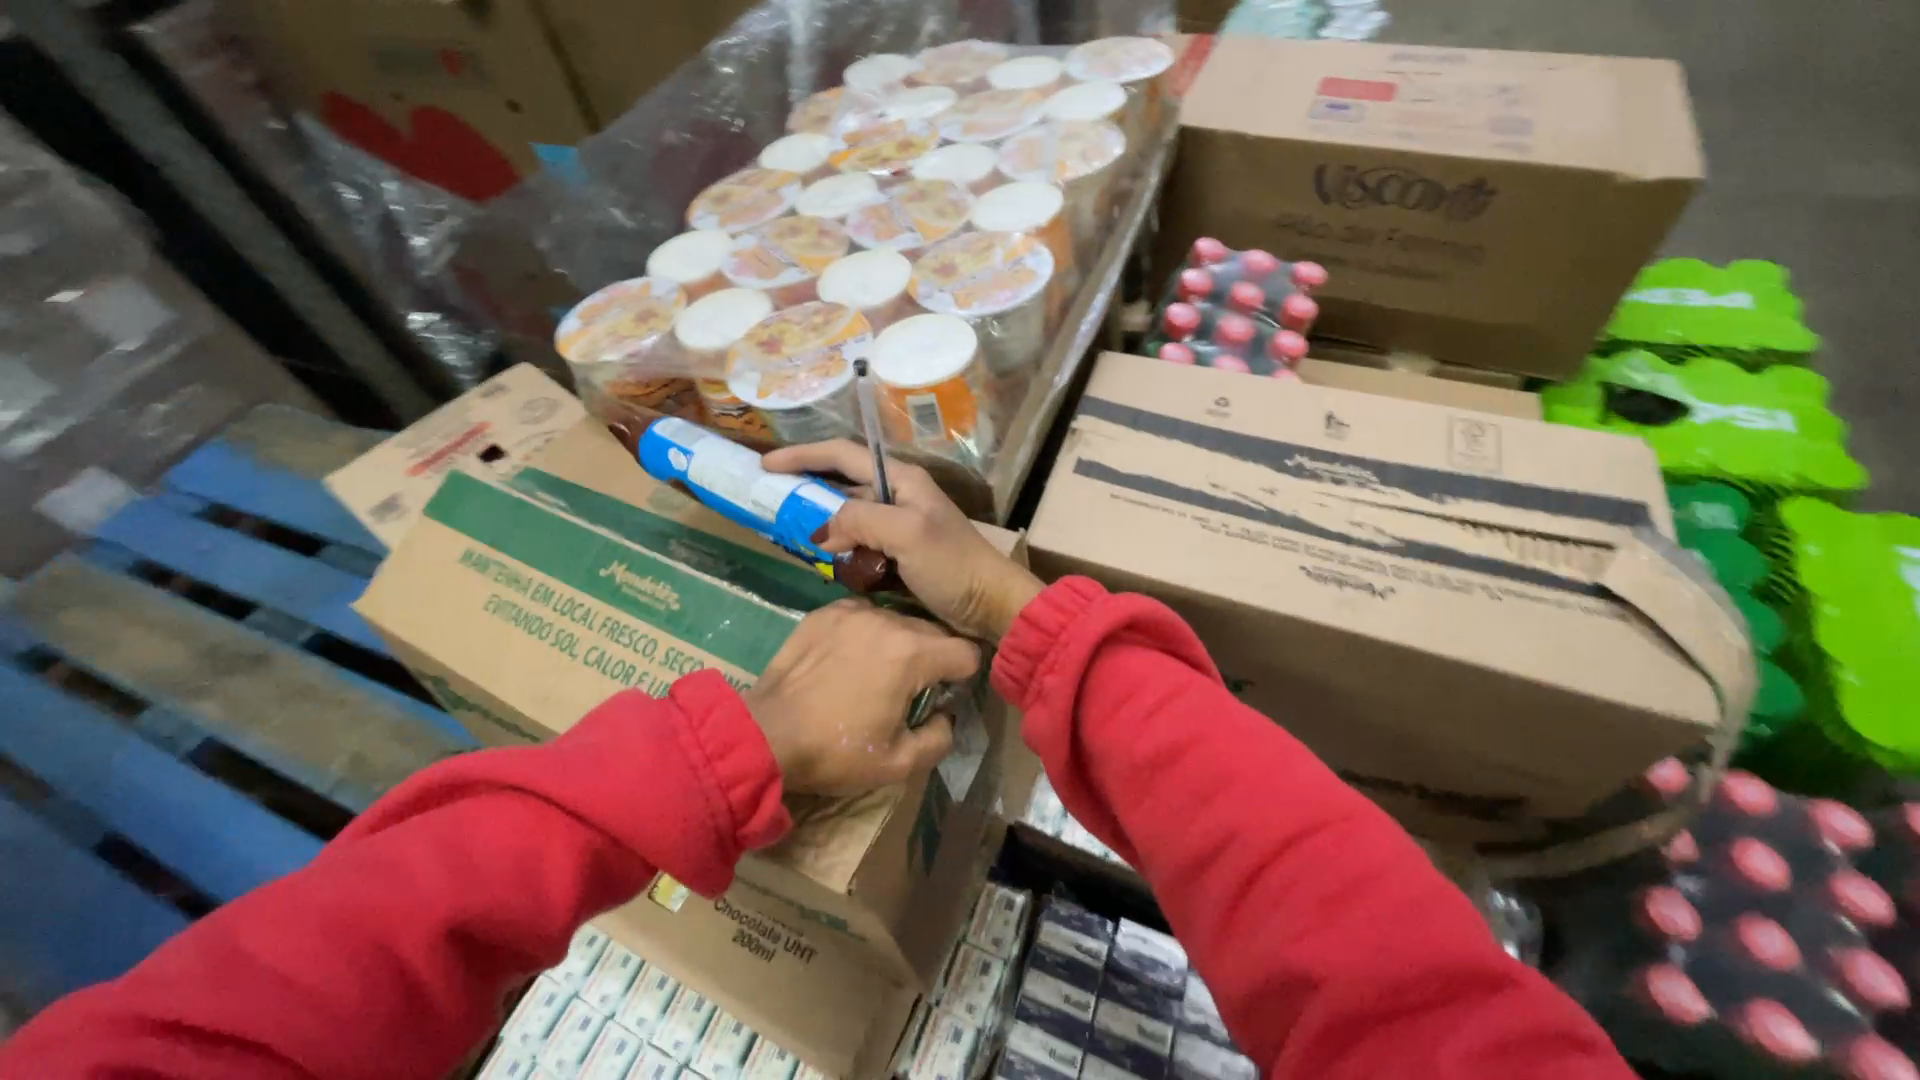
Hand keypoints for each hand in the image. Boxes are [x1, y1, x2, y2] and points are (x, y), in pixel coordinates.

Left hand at [745, 599, 979, 795]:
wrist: (766, 735)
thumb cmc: (835, 752)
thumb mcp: (899, 764)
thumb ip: (940, 738)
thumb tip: (945, 715)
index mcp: (912, 654)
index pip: (966, 653)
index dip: (962, 678)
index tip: (941, 697)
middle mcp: (887, 621)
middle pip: (934, 632)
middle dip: (932, 659)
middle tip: (909, 690)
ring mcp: (853, 611)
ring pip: (898, 620)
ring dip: (899, 643)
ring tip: (877, 672)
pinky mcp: (825, 612)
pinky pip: (863, 615)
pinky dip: (866, 633)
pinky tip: (849, 658)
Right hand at [763, 440, 1044, 640]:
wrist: (990, 606)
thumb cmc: (952, 564)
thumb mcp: (906, 534)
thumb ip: (859, 521)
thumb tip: (820, 531)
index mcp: (901, 479)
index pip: (843, 454)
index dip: (803, 455)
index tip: (766, 464)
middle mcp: (898, 495)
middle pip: (842, 482)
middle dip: (807, 485)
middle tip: (769, 498)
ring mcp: (899, 525)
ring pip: (848, 514)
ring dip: (820, 519)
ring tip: (785, 529)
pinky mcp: (899, 552)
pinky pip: (858, 541)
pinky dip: (838, 545)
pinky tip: (819, 557)